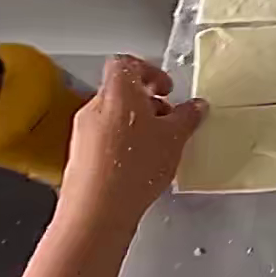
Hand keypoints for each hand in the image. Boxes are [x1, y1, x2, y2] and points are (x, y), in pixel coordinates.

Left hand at [57, 54, 205, 235]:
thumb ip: (188, 116)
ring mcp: (83, 132)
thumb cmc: (135, 167)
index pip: (126, 63)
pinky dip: (122, 144)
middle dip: (148, 103)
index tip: (166, 88)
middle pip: (122, 91)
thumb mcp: (175, 138)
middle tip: (169, 120)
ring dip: (136, 124)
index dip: (148, 70)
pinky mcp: (79, 157)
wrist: (96, 213)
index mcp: (117, 91)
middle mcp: (95, 106)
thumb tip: (196, 106)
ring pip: (113, 116)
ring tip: (158, 147)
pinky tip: (139, 166)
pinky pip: (104, 139)